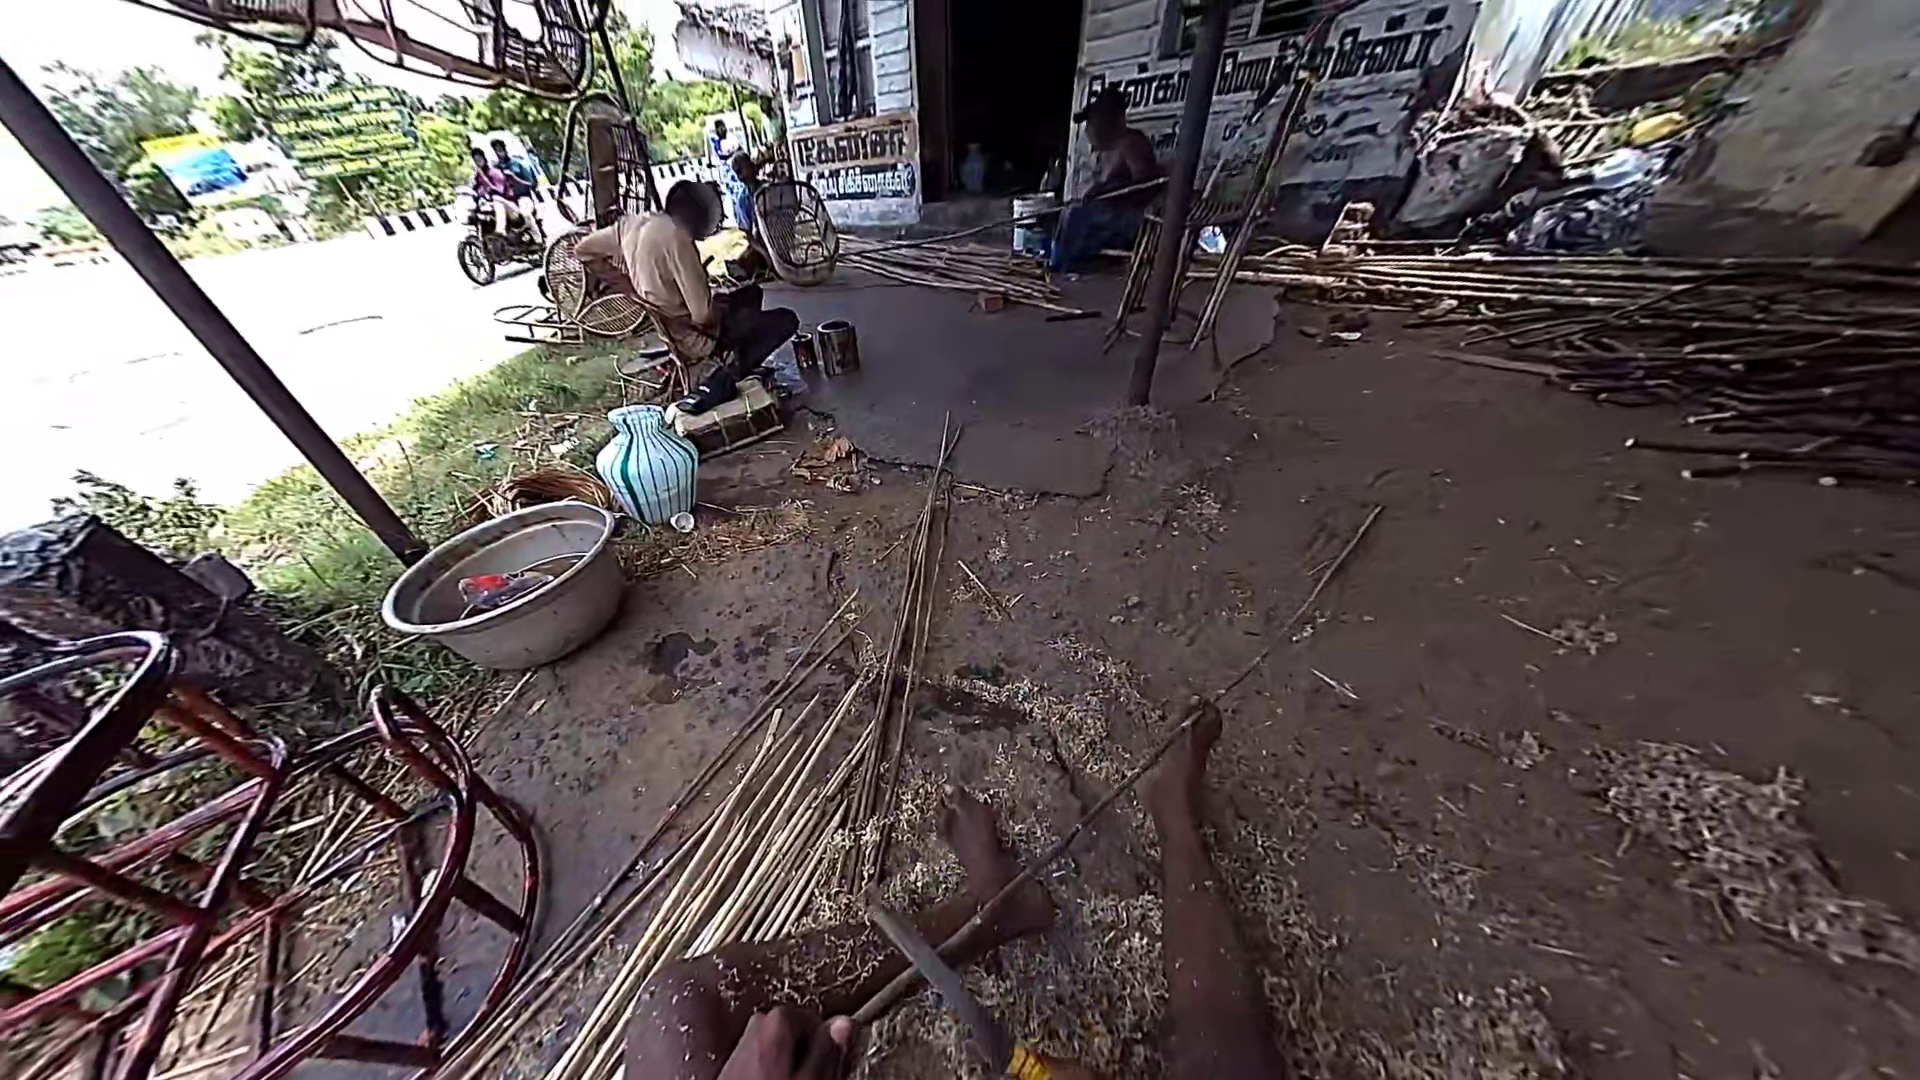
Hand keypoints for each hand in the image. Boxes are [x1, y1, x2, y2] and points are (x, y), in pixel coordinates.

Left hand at [716, 1008, 855, 1079]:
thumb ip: (827, 1050)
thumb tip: (843, 1023)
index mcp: (776, 1020)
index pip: (813, 1018)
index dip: (823, 1044)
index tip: (825, 1065)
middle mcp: (753, 1025)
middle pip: (790, 1030)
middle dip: (800, 1051)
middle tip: (807, 1077)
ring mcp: (735, 1049)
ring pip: (771, 1048)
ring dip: (781, 1063)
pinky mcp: (723, 1069)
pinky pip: (752, 1063)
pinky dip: (761, 1072)